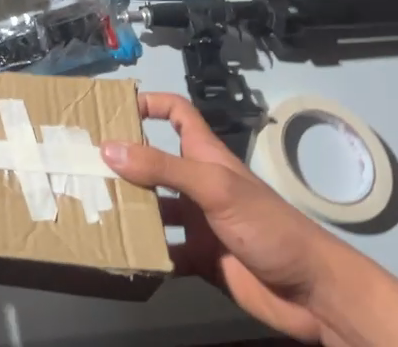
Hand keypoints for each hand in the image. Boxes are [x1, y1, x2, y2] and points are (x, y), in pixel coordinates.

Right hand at [102, 93, 338, 340]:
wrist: (314, 294)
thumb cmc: (269, 227)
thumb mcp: (214, 188)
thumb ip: (163, 169)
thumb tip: (108, 149)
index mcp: (205, 157)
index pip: (176, 113)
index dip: (149, 103)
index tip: (115, 108)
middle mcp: (198, 184)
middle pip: (153, 162)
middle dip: (122, 162)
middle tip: (83, 162)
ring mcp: (198, 221)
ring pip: (152, 207)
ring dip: (128, 208)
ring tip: (92, 207)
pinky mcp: (199, 257)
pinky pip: (162, 250)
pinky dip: (143, 251)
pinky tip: (121, 250)